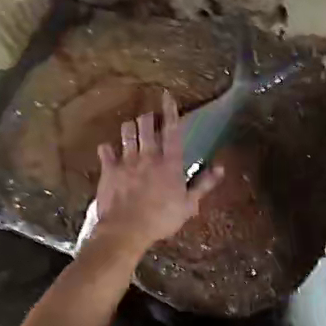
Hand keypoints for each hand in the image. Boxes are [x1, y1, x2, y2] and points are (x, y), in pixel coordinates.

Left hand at [91, 90, 223, 254]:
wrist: (126, 230)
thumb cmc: (161, 219)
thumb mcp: (188, 205)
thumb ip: (203, 183)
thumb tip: (220, 167)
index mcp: (169, 162)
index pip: (172, 130)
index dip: (170, 110)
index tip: (167, 95)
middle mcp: (148, 155)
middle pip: (145, 124)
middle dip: (147, 117)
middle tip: (150, 121)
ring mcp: (126, 161)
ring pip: (126, 131)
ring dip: (130, 128)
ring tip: (132, 132)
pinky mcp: (109, 169)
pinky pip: (105, 149)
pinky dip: (108, 149)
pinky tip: (110, 152)